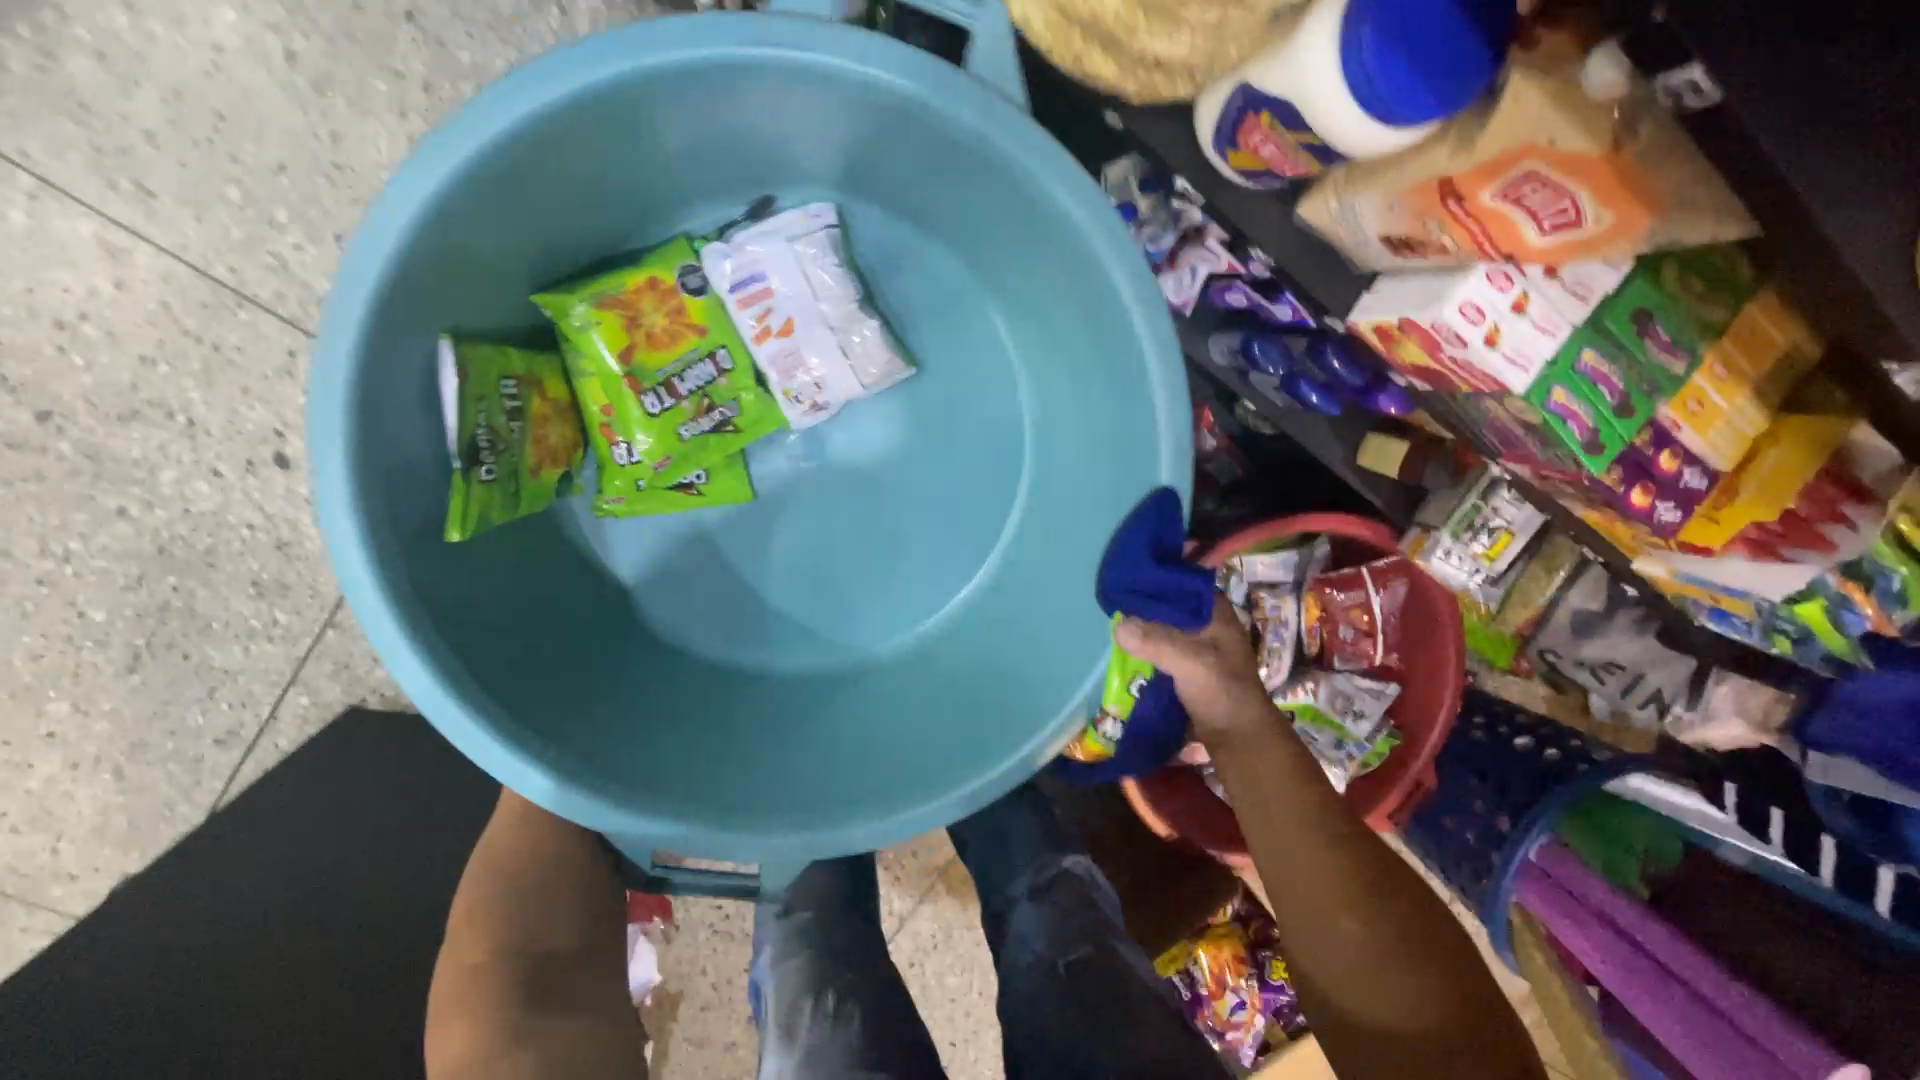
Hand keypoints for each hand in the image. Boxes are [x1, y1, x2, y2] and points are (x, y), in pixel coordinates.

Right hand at [1114, 594, 1274, 742]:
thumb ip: (1156, 642)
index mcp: (1214, 611)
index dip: (1153, 580)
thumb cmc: (1223, 692)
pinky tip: (1122, 651)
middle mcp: (1205, 622)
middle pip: (1167, 606)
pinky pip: (1159, 650)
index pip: (1179, 583)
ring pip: (1161, 629)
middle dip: (1141, 608)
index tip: (1123, 582)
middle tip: (1110, 606)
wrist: (1239, 738)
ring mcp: (1196, 646)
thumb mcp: (1191, 662)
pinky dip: (1143, 650)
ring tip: (1109, 625)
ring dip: (1140, 631)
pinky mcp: (1186, 667)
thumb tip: (1119, 625)